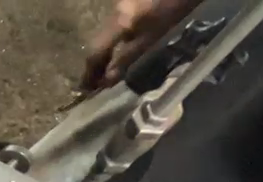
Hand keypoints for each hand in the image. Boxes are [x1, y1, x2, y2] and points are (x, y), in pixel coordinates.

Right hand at [82, 0, 202, 89]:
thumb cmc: (175, 8)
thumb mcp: (153, 37)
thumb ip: (127, 58)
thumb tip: (106, 81)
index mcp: (118, 24)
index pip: (94, 54)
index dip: (89, 74)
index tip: (87, 90)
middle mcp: (114, 14)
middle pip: (97, 44)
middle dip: (96, 64)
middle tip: (96, 81)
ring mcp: (121, 6)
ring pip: (105, 35)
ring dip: (104, 53)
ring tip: (108, 67)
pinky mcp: (130, 3)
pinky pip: (115, 26)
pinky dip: (114, 41)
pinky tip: (121, 46)